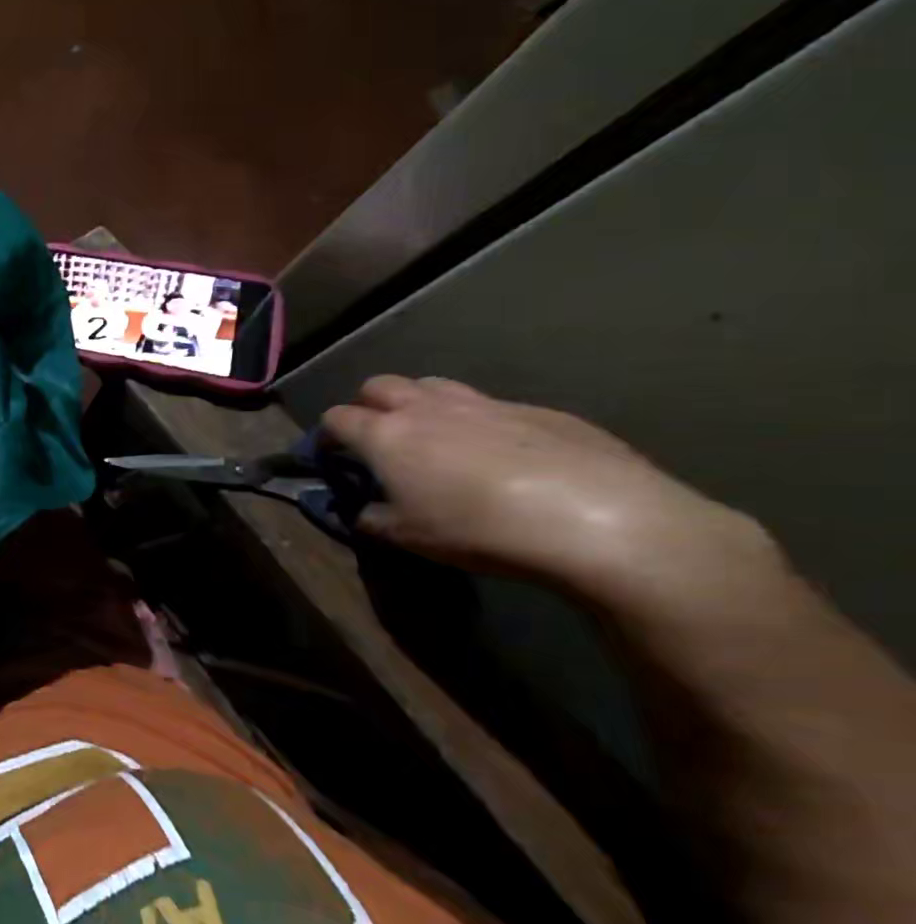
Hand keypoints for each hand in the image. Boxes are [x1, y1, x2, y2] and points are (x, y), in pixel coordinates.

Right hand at [321, 375, 787, 609]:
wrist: (597, 519)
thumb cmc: (479, 530)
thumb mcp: (409, 538)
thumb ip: (372, 518)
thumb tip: (362, 509)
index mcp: (386, 434)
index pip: (337, 418)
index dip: (326, 436)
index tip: (331, 456)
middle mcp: (426, 407)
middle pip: (379, 386)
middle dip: (368, 406)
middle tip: (379, 440)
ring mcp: (482, 402)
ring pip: (432, 385)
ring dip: (419, 403)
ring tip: (434, 439)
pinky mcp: (535, 409)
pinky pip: (488, 405)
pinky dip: (476, 421)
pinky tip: (503, 457)